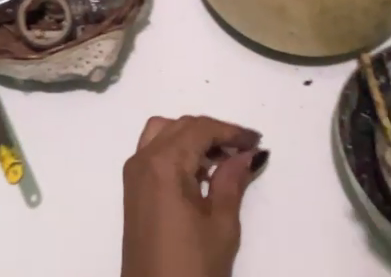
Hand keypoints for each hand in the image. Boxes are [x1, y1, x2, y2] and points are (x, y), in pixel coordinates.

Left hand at [121, 115, 267, 276]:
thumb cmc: (192, 267)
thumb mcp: (221, 225)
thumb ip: (232, 181)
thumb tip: (246, 153)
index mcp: (163, 163)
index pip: (199, 129)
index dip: (230, 130)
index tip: (257, 140)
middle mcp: (142, 159)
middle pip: (180, 126)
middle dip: (213, 132)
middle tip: (245, 150)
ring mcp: (134, 174)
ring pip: (163, 133)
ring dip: (192, 138)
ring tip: (223, 160)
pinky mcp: (132, 190)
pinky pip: (153, 152)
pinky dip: (176, 150)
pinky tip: (200, 173)